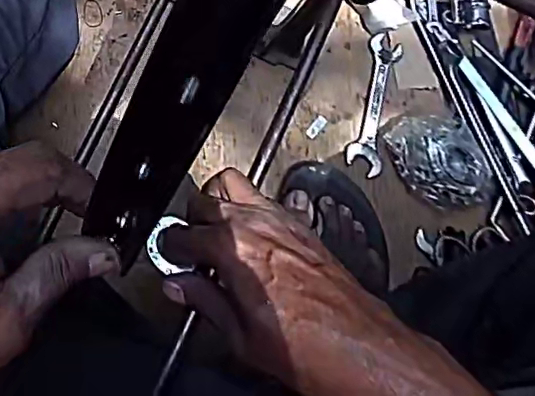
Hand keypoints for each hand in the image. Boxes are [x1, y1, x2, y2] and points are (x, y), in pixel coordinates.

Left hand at [0, 142, 118, 394]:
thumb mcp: (7, 319)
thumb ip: (56, 273)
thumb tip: (101, 250)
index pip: (40, 169)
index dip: (80, 183)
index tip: (103, 208)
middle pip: (28, 156)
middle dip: (68, 177)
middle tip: (96, 211)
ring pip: (13, 161)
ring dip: (49, 180)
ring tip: (78, 212)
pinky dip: (26, 187)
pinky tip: (43, 213)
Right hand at [162, 168, 484, 395]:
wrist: (366, 352)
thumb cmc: (312, 351)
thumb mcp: (243, 338)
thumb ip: (205, 301)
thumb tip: (177, 285)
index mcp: (231, 248)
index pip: (182, 234)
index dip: (169, 246)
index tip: (169, 257)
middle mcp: (252, 222)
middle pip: (202, 200)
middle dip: (190, 221)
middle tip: (190, 246)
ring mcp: (276, 216)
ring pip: (230, 183)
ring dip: (216, 200)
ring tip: (215, 227)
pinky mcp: (297, 221)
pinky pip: (260, 195)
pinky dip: (246, 206)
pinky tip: (249, 235)